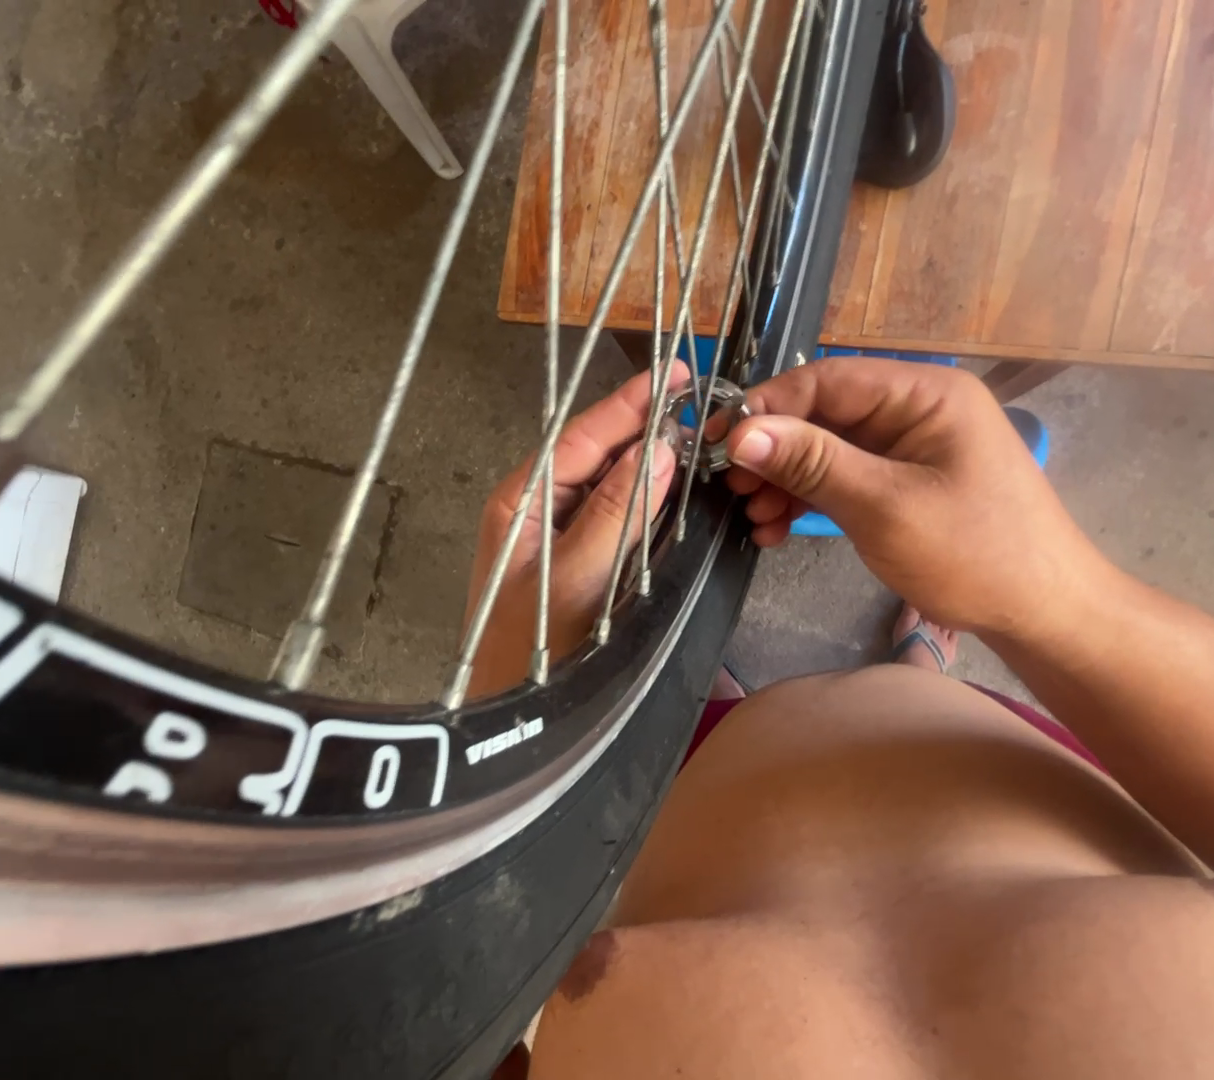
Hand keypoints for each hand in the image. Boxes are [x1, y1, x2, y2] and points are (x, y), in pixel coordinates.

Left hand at [463, 363, 687, 697]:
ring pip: (609, 480)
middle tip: (699, 401)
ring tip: (696, 433)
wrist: (514, 712)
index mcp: (523, 499)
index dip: (630, 402)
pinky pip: (617, 512)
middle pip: (596, 452)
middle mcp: (537, 505)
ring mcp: (557, 531)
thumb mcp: (577, 579)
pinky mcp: (579, 555)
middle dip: (644, 424)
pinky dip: (647, 497)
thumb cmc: (535, 648)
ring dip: (650, 457)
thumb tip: (659, 447)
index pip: (582, 436)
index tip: (676, 371)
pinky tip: (675, 485)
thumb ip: (617, 513)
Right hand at [723, 357, 1112, 638]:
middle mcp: (912, 409)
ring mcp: (905, 447)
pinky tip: (776, 529)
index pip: (825, 380)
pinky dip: (805, 500)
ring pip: (822, 449)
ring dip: (783, 482)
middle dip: (772, 452)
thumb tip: (742, 433)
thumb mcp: (884, 506)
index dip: (765, 406)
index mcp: (923, 393)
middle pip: (820, 415)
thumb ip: (812, 463)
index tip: (718, 442)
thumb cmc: (973, 553)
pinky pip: (839, 478)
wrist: (1039, 612)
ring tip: (755, 518)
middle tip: (733, 490)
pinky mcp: (899, 480)